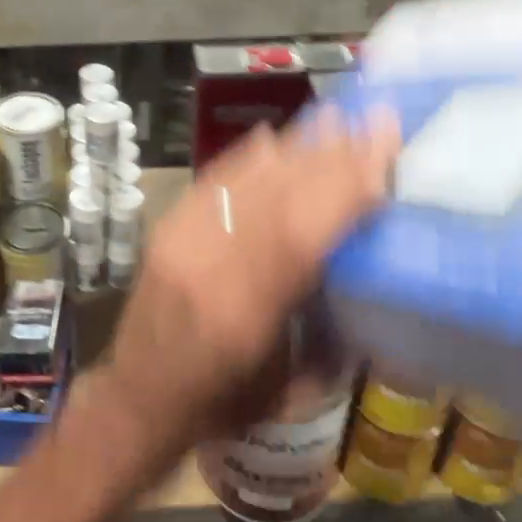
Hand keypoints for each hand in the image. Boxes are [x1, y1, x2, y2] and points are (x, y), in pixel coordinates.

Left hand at [94, 106, 401, 458]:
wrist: (137, 397)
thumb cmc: (220, 403)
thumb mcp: (286, 384)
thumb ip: (325, 332)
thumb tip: (369, 278)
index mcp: (244, 312)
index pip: (301, 235)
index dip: (343, 189)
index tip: (383, 153)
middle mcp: (209, 265)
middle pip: (275, 196)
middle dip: (328, 156)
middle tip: (371, 122)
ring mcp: (180, 240)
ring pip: (245, 181)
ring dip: (294, 147)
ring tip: (333, 117)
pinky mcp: (164, 229)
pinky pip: (212, 182)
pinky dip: (247, 157)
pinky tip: (273, 137)